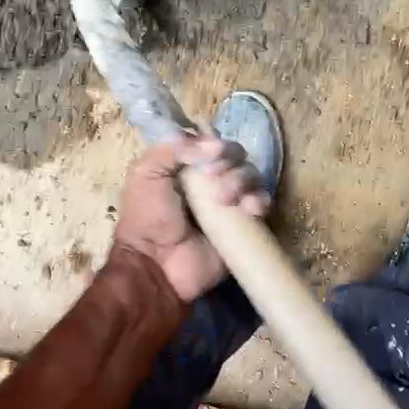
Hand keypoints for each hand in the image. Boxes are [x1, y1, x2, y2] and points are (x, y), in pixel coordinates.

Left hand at [114, 136, 270, 301]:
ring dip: (242, 181)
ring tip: (225, 199)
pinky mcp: (243, 224)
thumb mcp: (146, 173)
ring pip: (251, 175)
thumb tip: (213, 144)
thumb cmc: (147, 217)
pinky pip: (262, 203)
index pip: (213, 142)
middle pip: (236, 155)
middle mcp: (211, 180)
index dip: (215, 144)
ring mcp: (229, 202)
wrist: (157, 265)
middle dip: (229, 162)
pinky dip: (260, 200)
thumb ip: (172, 148)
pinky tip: (250, 209)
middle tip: (214, 178)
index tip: (209, 155)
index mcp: (187, 165)